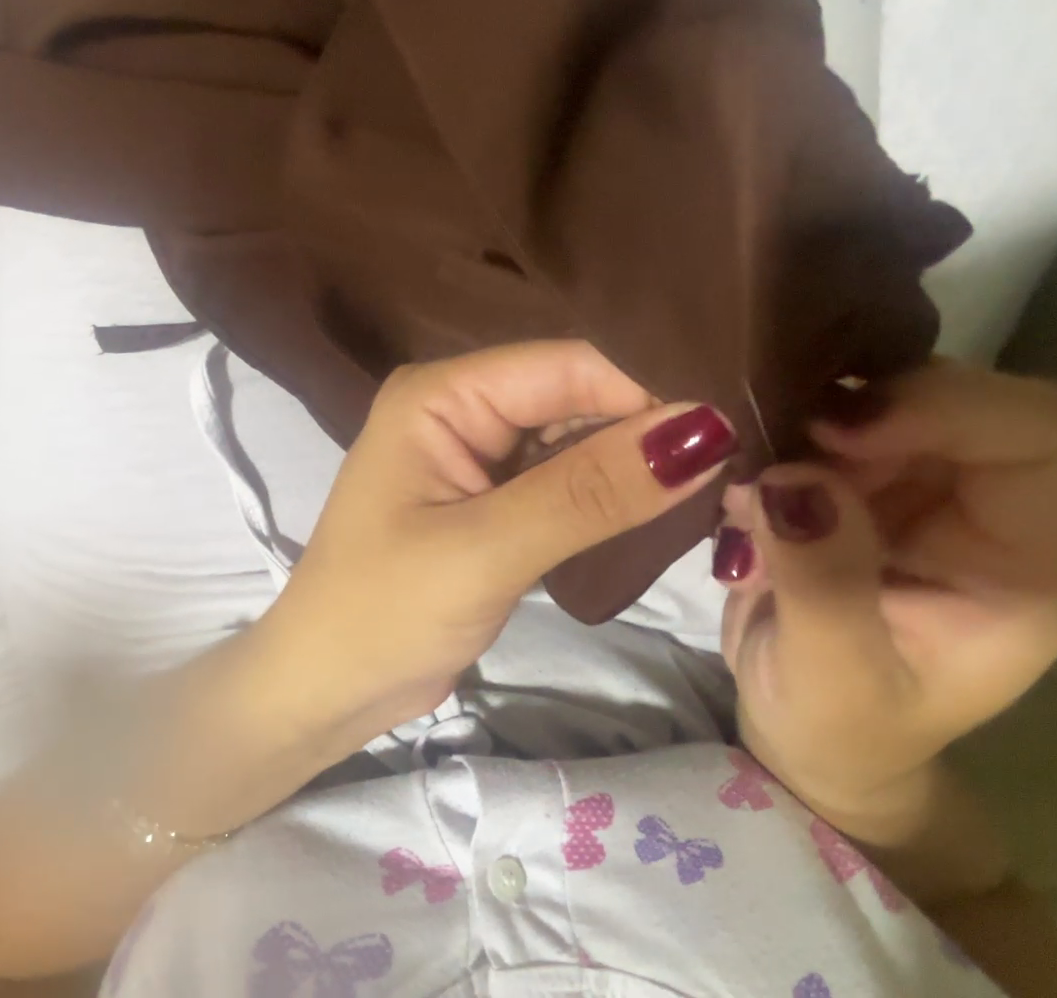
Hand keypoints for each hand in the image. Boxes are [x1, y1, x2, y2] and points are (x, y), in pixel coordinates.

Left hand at [258, 340, 735, 743]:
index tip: (723, 444)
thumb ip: (589, 491)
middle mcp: (458, 411)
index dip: (645, 395)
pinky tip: (654, 519)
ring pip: (573, 443)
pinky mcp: (487, 506)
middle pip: (574, 399)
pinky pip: (560, 485)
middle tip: (729, 476)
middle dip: (643, 434)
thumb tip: (702, 430)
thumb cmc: (383, 612)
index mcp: (440, 396)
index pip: (566, 366)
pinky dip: (603, 501)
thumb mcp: (486, 549)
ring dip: (629, 470)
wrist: (327, 689)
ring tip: (709, 497)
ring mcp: (473, 460)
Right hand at [716, 361, 1056, 832]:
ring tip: (748, 498)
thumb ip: (823, 585)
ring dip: (803, 428)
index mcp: (1024, 564)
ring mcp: (917, 494)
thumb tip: (791, 480)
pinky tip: (742, 505)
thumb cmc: (841, 729)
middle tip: (778, 447)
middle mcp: (983, 511)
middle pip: (956, 398)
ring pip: (878, 401)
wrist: (810, 739)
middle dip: (861, 411)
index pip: (1041, 436)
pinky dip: (774, 444)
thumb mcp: (833, 680)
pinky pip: (820, 427)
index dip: (951, 408)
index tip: (837, 433)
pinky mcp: (856, 489)